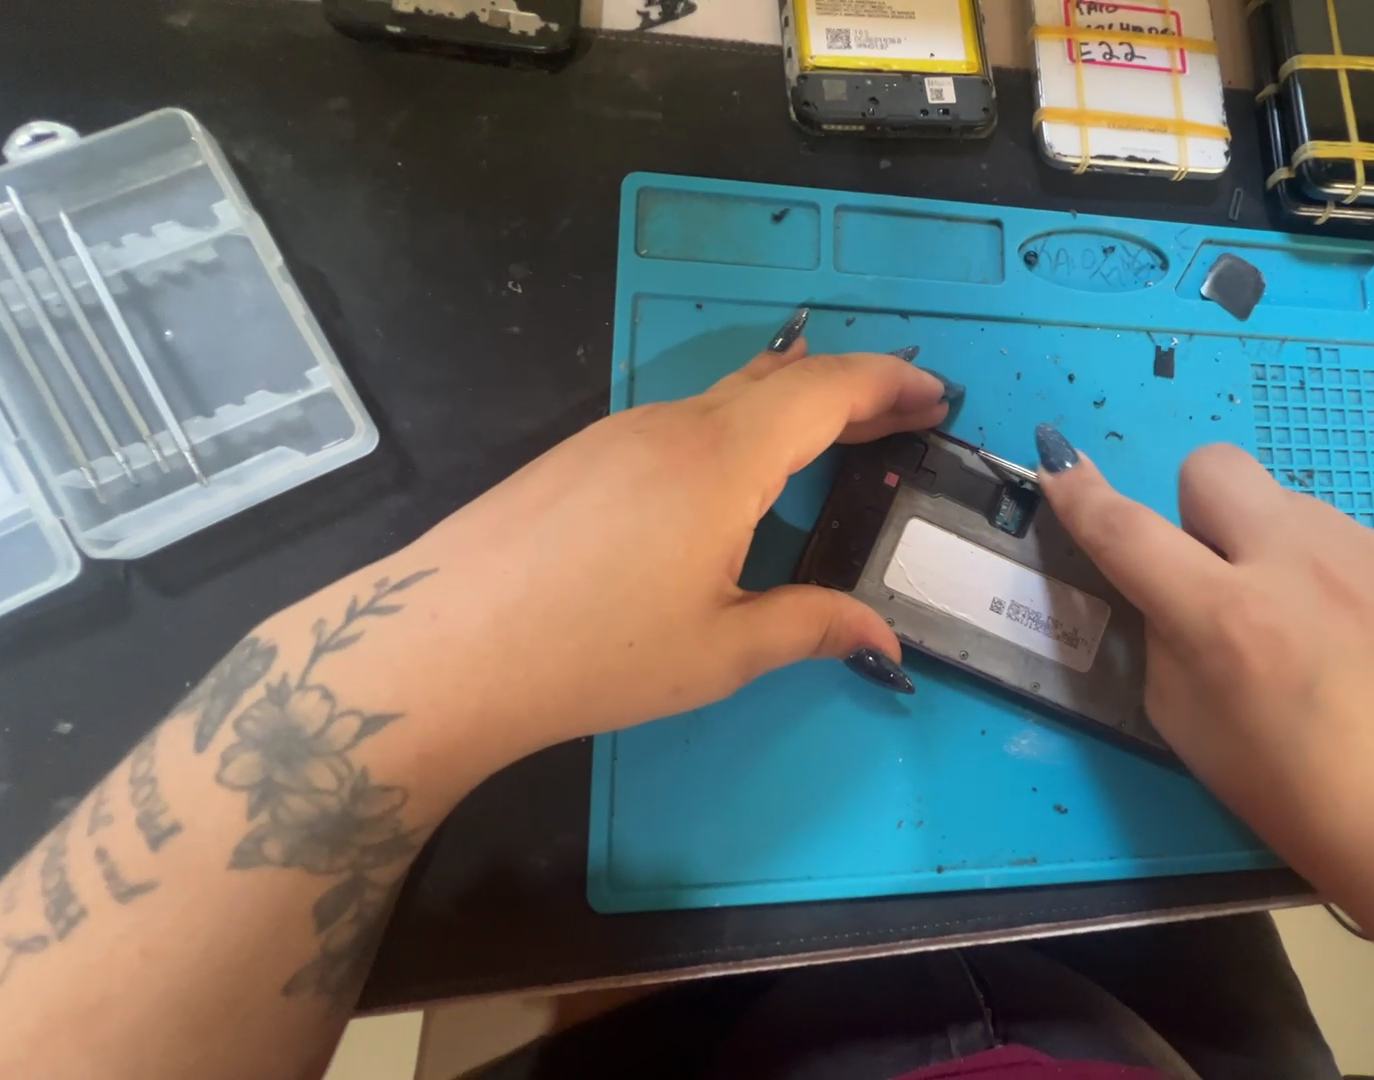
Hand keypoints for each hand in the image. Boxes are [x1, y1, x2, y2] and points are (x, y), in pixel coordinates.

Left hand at [348, 313, 949, 777]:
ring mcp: (624, 431)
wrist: (436, 650)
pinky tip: (750, 466)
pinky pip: (692, 416)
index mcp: (723, 461)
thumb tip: (884, 639)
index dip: (891, 384)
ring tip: (846, 437)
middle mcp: (677, 424)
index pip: (827, 391)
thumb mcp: (722, 651)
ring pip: (734, 394)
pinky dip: (749, 423)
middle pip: (787, 378)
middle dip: (859, 388)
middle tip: (911, 413)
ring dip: (802, 406)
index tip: (937, 396)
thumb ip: (813, 627)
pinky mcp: (590, 452)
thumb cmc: (593, 653)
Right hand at [1032, 426, 1373, 877]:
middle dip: (1196, 509)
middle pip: (1213, 467)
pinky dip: (1338, 576)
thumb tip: (1166, 580)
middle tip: (1220, 571)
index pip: (1127, 532)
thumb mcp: (1183, 720)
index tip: (1059, 465)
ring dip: (1275, 548)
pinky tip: (1364, 637)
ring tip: (1310, 622)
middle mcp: (1299, 567)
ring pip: (1289, 507)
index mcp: (1226, 619)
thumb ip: (1161, 632)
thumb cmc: (1287, 789)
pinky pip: (1352, 542)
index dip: (1081, 496)